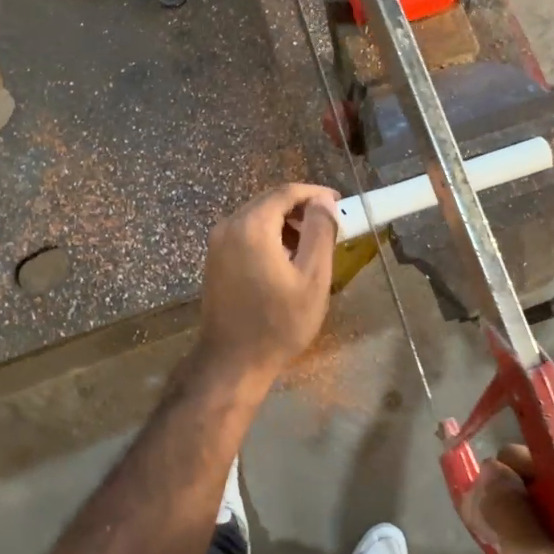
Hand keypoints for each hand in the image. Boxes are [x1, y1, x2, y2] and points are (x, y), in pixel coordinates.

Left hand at [197, 183, 340, 382]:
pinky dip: (268, 236)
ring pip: (256, 217)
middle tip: (328, 224)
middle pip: (269, 201)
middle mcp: (229, 226)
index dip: (315, 193)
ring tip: (310, 245)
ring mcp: (217, 243)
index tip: (339, 203)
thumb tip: (323, 202)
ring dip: (284, 223)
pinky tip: (285, 259)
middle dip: (300, 207)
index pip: (286, 192)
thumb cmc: (279, 322)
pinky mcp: (214, 259)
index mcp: (252, 226)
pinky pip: (245, 233)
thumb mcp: (312, 278)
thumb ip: (320, 232)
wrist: (233, 361)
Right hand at [460, 445, 553, 553]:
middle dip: (509, 482)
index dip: (524, 459)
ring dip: (503, 497)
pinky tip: (492, 533)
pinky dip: (507, 509)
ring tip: (486, 528)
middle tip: (485, 512)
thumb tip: (489, 470)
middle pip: (544, 463)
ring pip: (531, 479)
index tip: (492, 478)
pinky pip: (529, 497)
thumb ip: (511, 516)